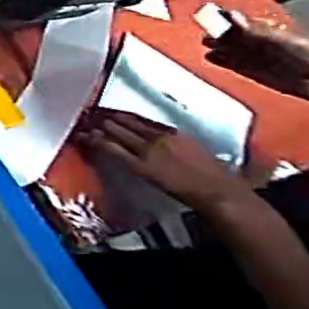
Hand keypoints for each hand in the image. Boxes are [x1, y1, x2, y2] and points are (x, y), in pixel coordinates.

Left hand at [76, 108, 251, 212]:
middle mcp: (162, 138)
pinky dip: (99, 143)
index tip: (115, 113)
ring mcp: (150, 151)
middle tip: (91, 113)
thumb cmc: (222, 181)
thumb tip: (210, 149)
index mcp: (179, 134)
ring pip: (118, 133)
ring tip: (86, 123)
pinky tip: (88, 138)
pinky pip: (115, 150)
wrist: (222, 195)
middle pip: (128, 123)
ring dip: (100, 127)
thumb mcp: (208, 156)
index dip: (127, 117)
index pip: (146, 121)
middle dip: (108, 117)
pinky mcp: (142, 165)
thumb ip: (194, 149)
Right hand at [205, 10, 308, 110]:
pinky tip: (211, 58)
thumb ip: (258, 31)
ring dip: (220, 48)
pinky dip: (223, 62)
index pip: (246, 24)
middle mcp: (267, 47)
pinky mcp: (258, 75)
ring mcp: (262, 61)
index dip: (230, 19)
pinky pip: (236, 66)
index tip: (215, 13)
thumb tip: (231, 15)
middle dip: (221, 34)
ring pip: (234, 52)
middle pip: (237, 38)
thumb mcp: (288, 41)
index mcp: (275, 34)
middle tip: (206, 29)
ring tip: (206, 44)